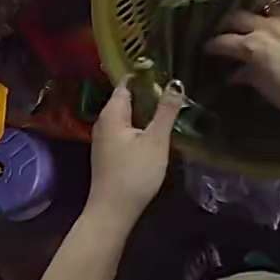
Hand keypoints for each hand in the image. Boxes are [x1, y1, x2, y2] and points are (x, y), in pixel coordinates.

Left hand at [87, 78, 184, 219]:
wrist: (113, 211)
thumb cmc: (134, 173)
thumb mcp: (156, 140)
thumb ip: (166, 111)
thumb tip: (176, 83)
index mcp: (112, 113)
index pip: (126, 83)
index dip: (143, 75)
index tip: (164, 69)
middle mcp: (103, 122)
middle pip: (126, 99)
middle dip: (147, 92)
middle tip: (173, 86)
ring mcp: (104, 139)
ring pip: (126, 116)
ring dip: (144, 110)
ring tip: (169, 105)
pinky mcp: (109, 153)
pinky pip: (125, 130)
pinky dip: (139, 126)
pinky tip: (155, 130)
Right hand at [204, 0, 279, 131]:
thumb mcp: (269, 90)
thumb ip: (250, 76)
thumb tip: (236, 73)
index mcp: (253, 47)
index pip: (223, 42)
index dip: (213, 46)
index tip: (209, 50)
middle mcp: (269, 26)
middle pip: (238, 16)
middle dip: (228, 24)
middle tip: (227, 32)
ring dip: (257, 6)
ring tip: (257, 13)